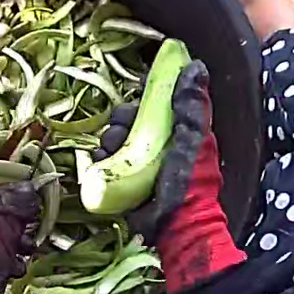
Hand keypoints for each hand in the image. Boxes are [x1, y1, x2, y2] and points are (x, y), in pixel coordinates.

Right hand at [95, 60, 245, 293]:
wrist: (176, 227)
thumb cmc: (189, 182)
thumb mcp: (193, 138)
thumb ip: (192, 106)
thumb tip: (195, 66)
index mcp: (178, 131)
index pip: (156, 104)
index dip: (144, 98)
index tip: (136, 98)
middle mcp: (157, 144)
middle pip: (130, 119)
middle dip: (121, 120)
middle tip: (120, 130)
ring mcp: (138, 163)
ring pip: (114, 139)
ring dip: (108, 140)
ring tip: (110, 149)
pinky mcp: (122, 181)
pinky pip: (104, 163)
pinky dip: (98, 161)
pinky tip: (100, 162)